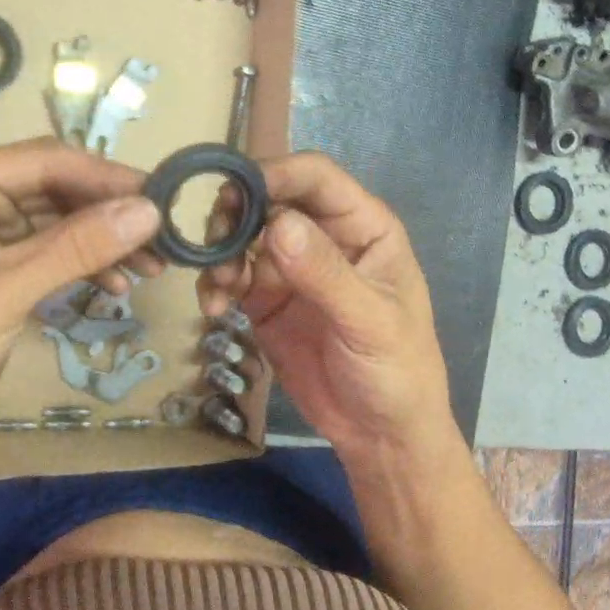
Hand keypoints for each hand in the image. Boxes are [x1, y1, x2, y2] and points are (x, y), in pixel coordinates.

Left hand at [0, 140, 162, 449]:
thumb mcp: (5, 292)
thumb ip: (77, 247)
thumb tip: (151, 211)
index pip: (44, 161)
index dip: (106, 177)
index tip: (164, 197)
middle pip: (55, 186)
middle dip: (108, 211)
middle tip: (165, 236)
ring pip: (58, 219)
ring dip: (102, 239)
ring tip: (152, 266)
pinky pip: (50, 250)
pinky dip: (84, 263)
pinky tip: (116, 284)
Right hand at [198, 152, 460, 462]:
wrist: (380, 434)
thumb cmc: (396, 370)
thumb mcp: (368, 321)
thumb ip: (324, 273)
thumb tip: (276, 225)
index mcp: (362, 227)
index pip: (316, 178)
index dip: (275, 174)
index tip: (234, 191)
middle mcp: (323, 237)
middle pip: (270, 200)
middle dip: (237, 214)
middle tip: (214, 239)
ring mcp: (291, 268)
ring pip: (243, 237)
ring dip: (221, 252)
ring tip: (219, 285)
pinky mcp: (266, 300)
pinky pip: (232, 278)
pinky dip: (216, 285)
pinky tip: (214, 308)